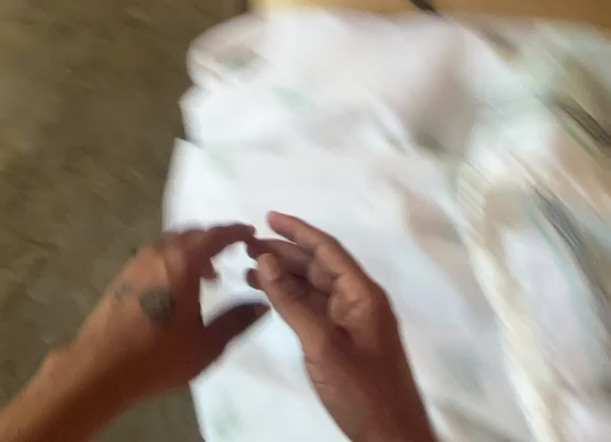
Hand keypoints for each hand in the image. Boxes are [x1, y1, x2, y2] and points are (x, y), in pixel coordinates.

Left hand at [61, 224, 271, 406]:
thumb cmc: (159, 355)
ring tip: (207, 273)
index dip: (235, 231)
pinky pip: (158, 252)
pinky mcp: (126, 271)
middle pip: (193, 233)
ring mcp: (140, 259)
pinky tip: (179, 284)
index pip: (215, 235)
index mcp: (183, 261)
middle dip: (214, 239)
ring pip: (173, 241)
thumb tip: (262, 304)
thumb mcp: (207, 344)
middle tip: (231, 253)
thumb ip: (236, 320)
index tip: (250, 232)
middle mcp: (161, 251)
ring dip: (193, 249)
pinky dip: (175, 256)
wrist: (102, 364)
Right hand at [247, 212, 433, 441]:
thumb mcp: (321, 344)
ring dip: (284, 276)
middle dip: (284, 253)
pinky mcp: (346, 340)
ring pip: (314, 286)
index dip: (297, 230)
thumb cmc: (361, 392)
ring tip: (249, 269)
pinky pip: (316, 308)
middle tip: (249, 247)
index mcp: (362, 293)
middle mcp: (359, 300)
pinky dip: (292, 299)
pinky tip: (269, 296)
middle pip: (318, 265)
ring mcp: (353, 321)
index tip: (268, 218)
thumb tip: (265, 259)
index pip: (326, 249)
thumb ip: (292, 300)